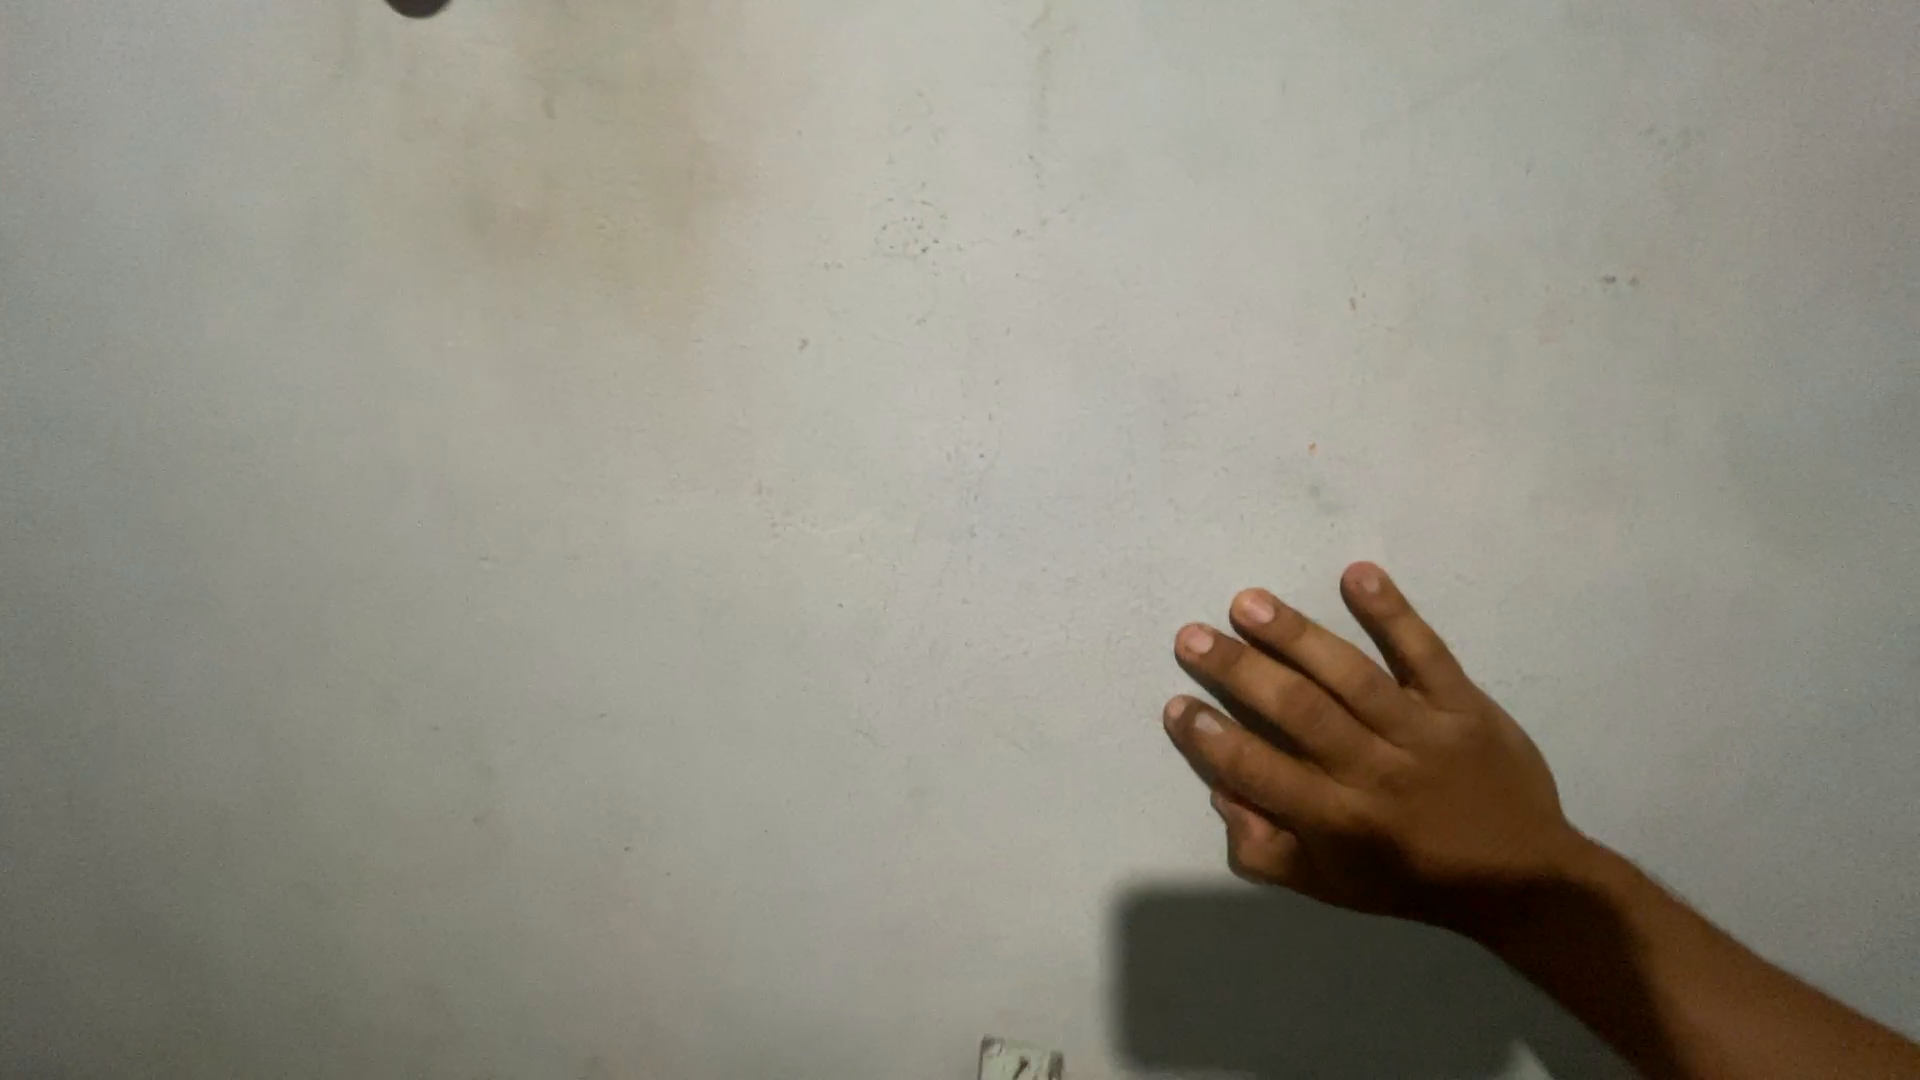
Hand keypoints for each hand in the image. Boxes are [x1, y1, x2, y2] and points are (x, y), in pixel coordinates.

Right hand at [1163, 562, 1596, 932]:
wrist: (1526, 879)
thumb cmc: (1408, 878)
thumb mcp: (1329, 886)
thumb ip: (1265, 849)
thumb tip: (1221, 792)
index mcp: (1340, 820)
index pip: (1263, 773)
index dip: (1213, 739)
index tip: (1175, 704)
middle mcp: (1377, 772)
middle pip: (1300, 712)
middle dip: (1240, 671)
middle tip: (1192, 637)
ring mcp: (1424, 732)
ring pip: (1352, 676)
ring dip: (1296, 635)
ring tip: (1247, 602)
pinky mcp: (1464, 705)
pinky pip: (1426, 654)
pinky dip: (1393, 614)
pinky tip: (1357, 573)